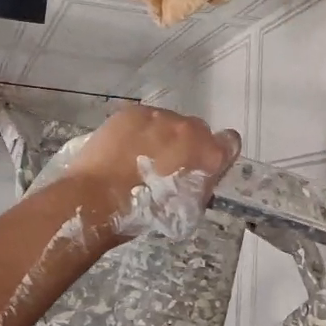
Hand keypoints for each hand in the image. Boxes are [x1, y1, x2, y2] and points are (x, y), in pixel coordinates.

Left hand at [64, 107, 241, 240]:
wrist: (95, 199)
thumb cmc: (144, 213)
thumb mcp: (186, 209)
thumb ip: (202, 186)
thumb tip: (204, 176)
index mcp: (206, 153)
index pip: (229, 143)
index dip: (217, 154)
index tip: (204, 165)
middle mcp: (186, 128)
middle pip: (197, 130)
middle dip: (188, 145)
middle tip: (168, 166)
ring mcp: (157, 116)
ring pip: (168, 122)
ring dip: (162, 136)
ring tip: (141, 157)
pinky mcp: (131, 112)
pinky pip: (144, 119)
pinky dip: (139, 131)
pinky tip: (125, 148)